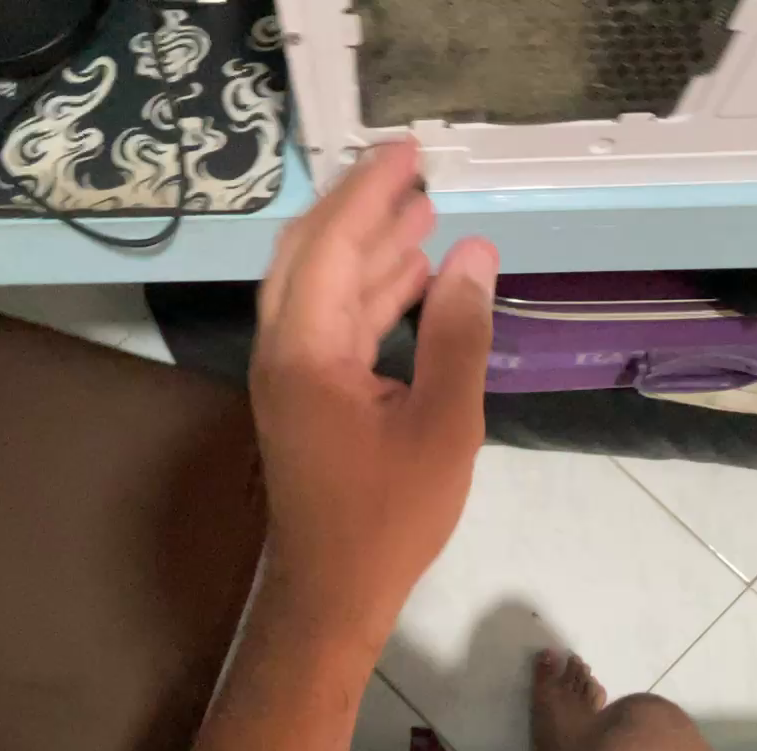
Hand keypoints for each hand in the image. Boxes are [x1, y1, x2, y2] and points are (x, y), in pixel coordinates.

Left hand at [250, 140, 499, 649]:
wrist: (333, 593)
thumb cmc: (389, 518)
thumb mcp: (442, 426)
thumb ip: (457, 335)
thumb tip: (473, 255)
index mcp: (306, 352)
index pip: (330, 243)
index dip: (369, 191)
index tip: (410, 151)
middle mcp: (282, 353)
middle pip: (312, 257)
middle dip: (363, 212)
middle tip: (417, 176)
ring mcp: (288, 378)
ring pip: (321, 293)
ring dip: (367, 254)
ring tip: (422, 219)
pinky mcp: (303, 400)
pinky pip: (331, 330)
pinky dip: (367, 301)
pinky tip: (407, 285)